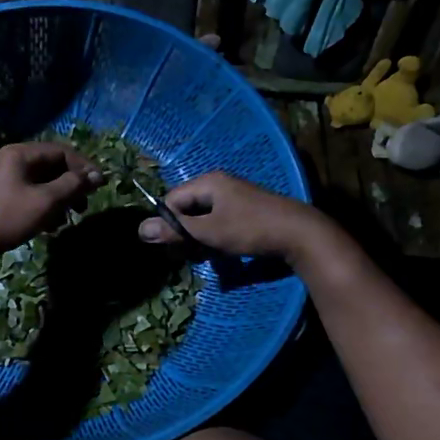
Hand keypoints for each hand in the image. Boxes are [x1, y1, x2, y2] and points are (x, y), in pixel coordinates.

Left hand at [0, 142, 101, 259]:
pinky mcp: (1, 196)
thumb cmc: (8, 217)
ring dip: (60, 198)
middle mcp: (12, 160)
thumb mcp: (46, 201)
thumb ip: (73, 185)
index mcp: (21, 153)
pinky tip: (50, 225)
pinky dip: (45, 206)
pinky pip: (31, 194)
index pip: (62, 151)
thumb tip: (96, 176)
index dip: (84, 167)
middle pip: (52, 166)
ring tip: (68, 218)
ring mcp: (5, 178)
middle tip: (85, 205)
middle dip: (72, 185)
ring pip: (43, 182)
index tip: (100, 186)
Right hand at [136, 172, 327, 260]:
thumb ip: (176, 231)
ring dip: (199, 237)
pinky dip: (214, 237)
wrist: (299, 233)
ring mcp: (235, 198)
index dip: (167, 223)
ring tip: (203, 256)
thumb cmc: (251, 229)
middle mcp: (220, 185)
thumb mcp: (210, 232)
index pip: (172, 199)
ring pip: (203, 218)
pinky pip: (219, 222)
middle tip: (185, 255)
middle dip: (183, 232)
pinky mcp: (246, 212)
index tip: (170, 247)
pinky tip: (220, 253)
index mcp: (209, 182)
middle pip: (187, 208)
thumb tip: (140, 229)